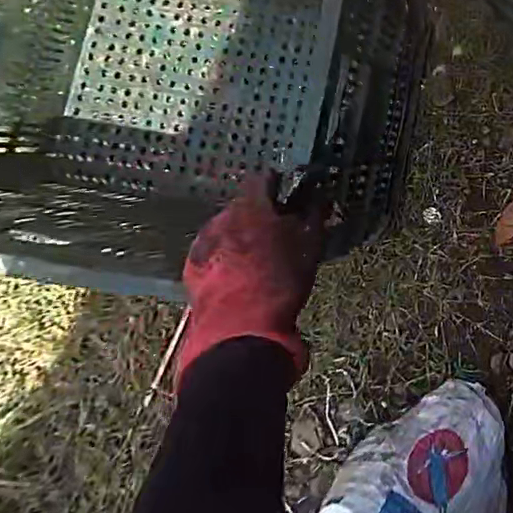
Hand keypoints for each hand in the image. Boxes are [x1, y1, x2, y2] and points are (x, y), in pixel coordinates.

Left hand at [176, 171, 326, 385]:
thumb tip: (320, 198)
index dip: (277, 182)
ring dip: (242, 232)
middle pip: (243, 204)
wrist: (239, 333)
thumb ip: (314, 217)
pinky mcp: (192, 268)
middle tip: (280, 224)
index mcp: (252, 209)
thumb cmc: (281, 285)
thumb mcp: (310, 248)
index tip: (290, 189)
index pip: (262, 179)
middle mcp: (223, 219)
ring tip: (261, 250)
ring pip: (227, 227)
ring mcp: (203, 244)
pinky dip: (226, 252)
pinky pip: (213, 249)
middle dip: (260, 211)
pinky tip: (241, 268)